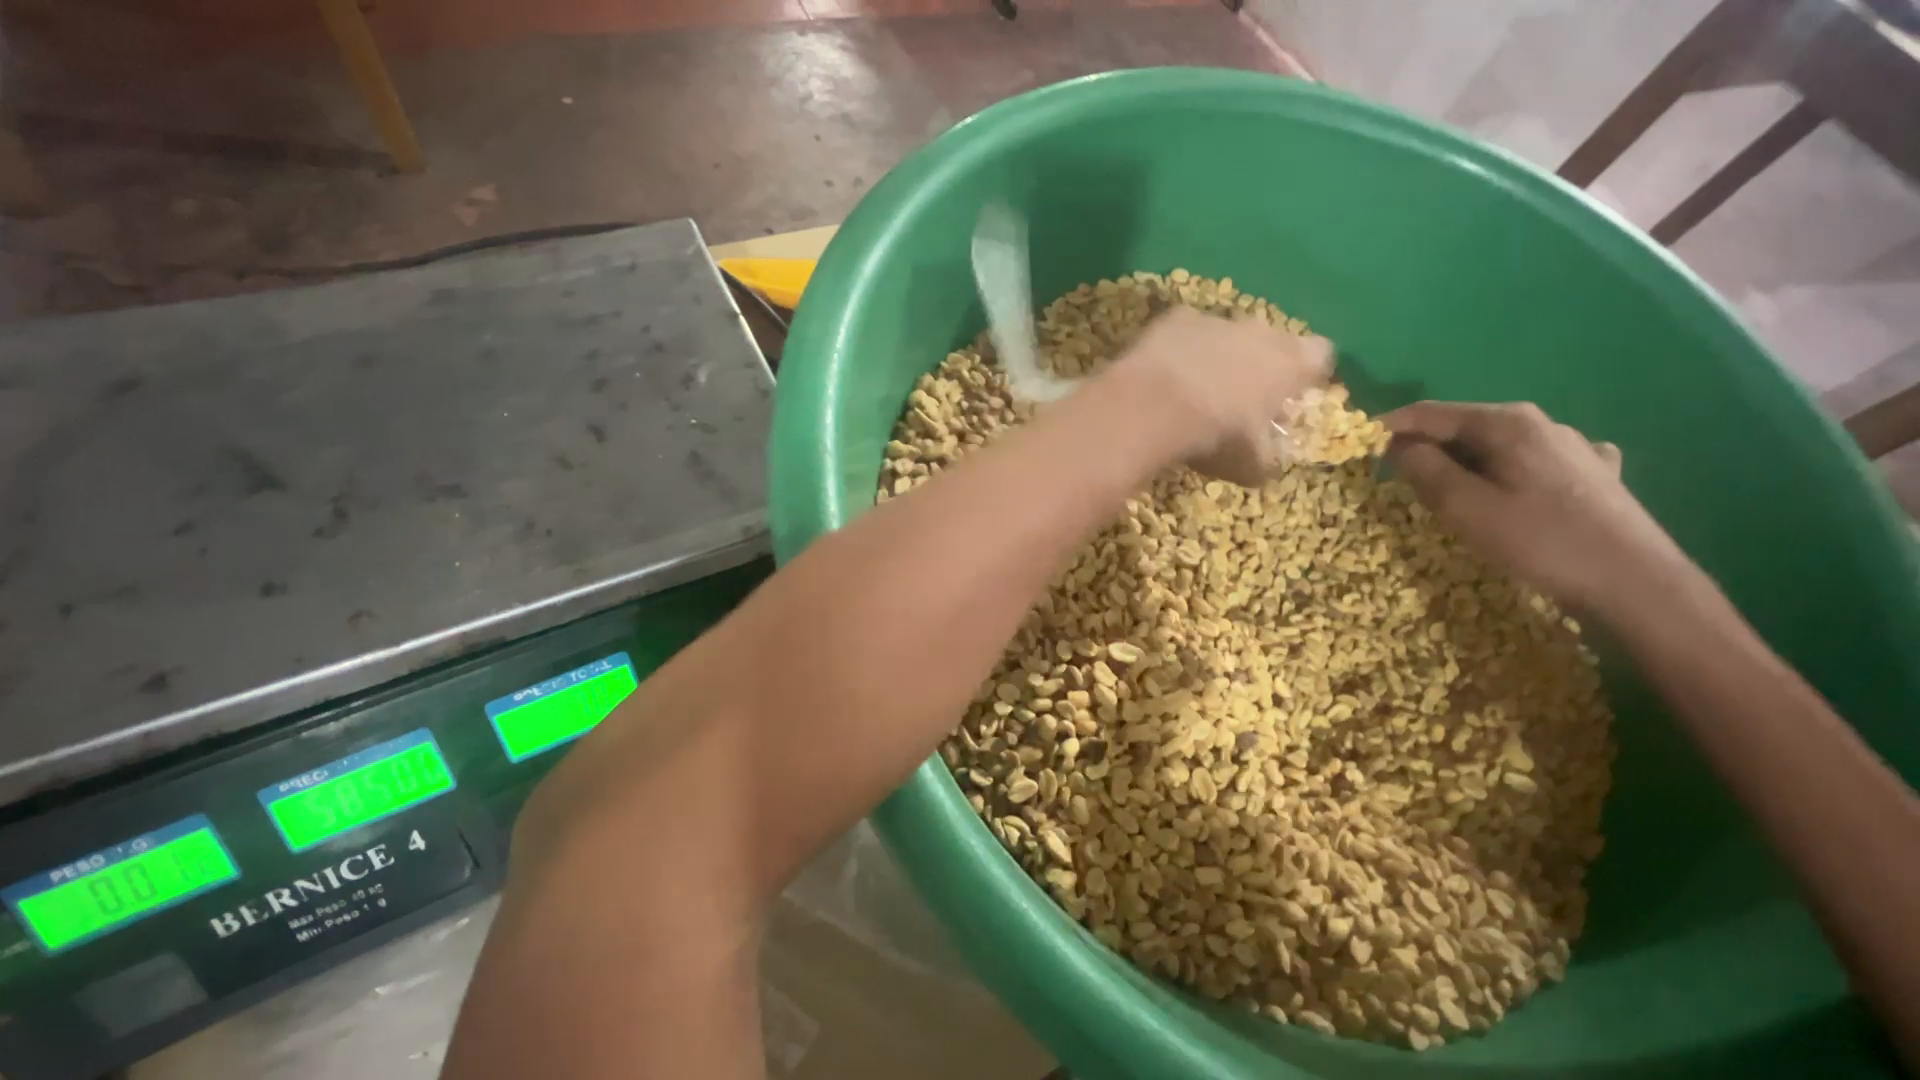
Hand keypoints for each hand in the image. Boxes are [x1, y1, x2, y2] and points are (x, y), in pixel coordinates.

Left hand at [1108, 306, 1332, 485]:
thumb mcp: (1249, 465)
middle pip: (1274, 341)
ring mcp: (1218, 320)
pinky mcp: (1177, 317)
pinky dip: (1182, 347)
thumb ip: (1266, 461)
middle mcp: (1261, 331)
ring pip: (1230, 334)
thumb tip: (1265, 465)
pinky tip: (1166, 372)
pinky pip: (1188, 330)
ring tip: (1198, 388)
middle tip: (1243, 398)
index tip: (1293, 395)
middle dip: (1263, 365)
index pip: (1321, 355)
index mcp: (1292, 363)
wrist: (1153, 406)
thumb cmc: (1215, 436)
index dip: (1308, 374)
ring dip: (1221, 355)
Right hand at [1383, 401, 1692, 611]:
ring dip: (1467, 463)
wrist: (1637, 582)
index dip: (1390, 427)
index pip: (1431, 413)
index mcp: (1507, 423)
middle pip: (1465, 427)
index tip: (1359, 446)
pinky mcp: (1596, 474)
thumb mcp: (1468, 510)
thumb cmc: (1543, 542)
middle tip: (1396, 478)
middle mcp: (1542, 423)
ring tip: (1449, 492)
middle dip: (1428, 447)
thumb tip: (1401, 446)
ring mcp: (1575, 446)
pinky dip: (1510, 473)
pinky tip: (1517, 493)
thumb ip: (1427, 472)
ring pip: (1500, 447)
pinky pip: (1535, 464)